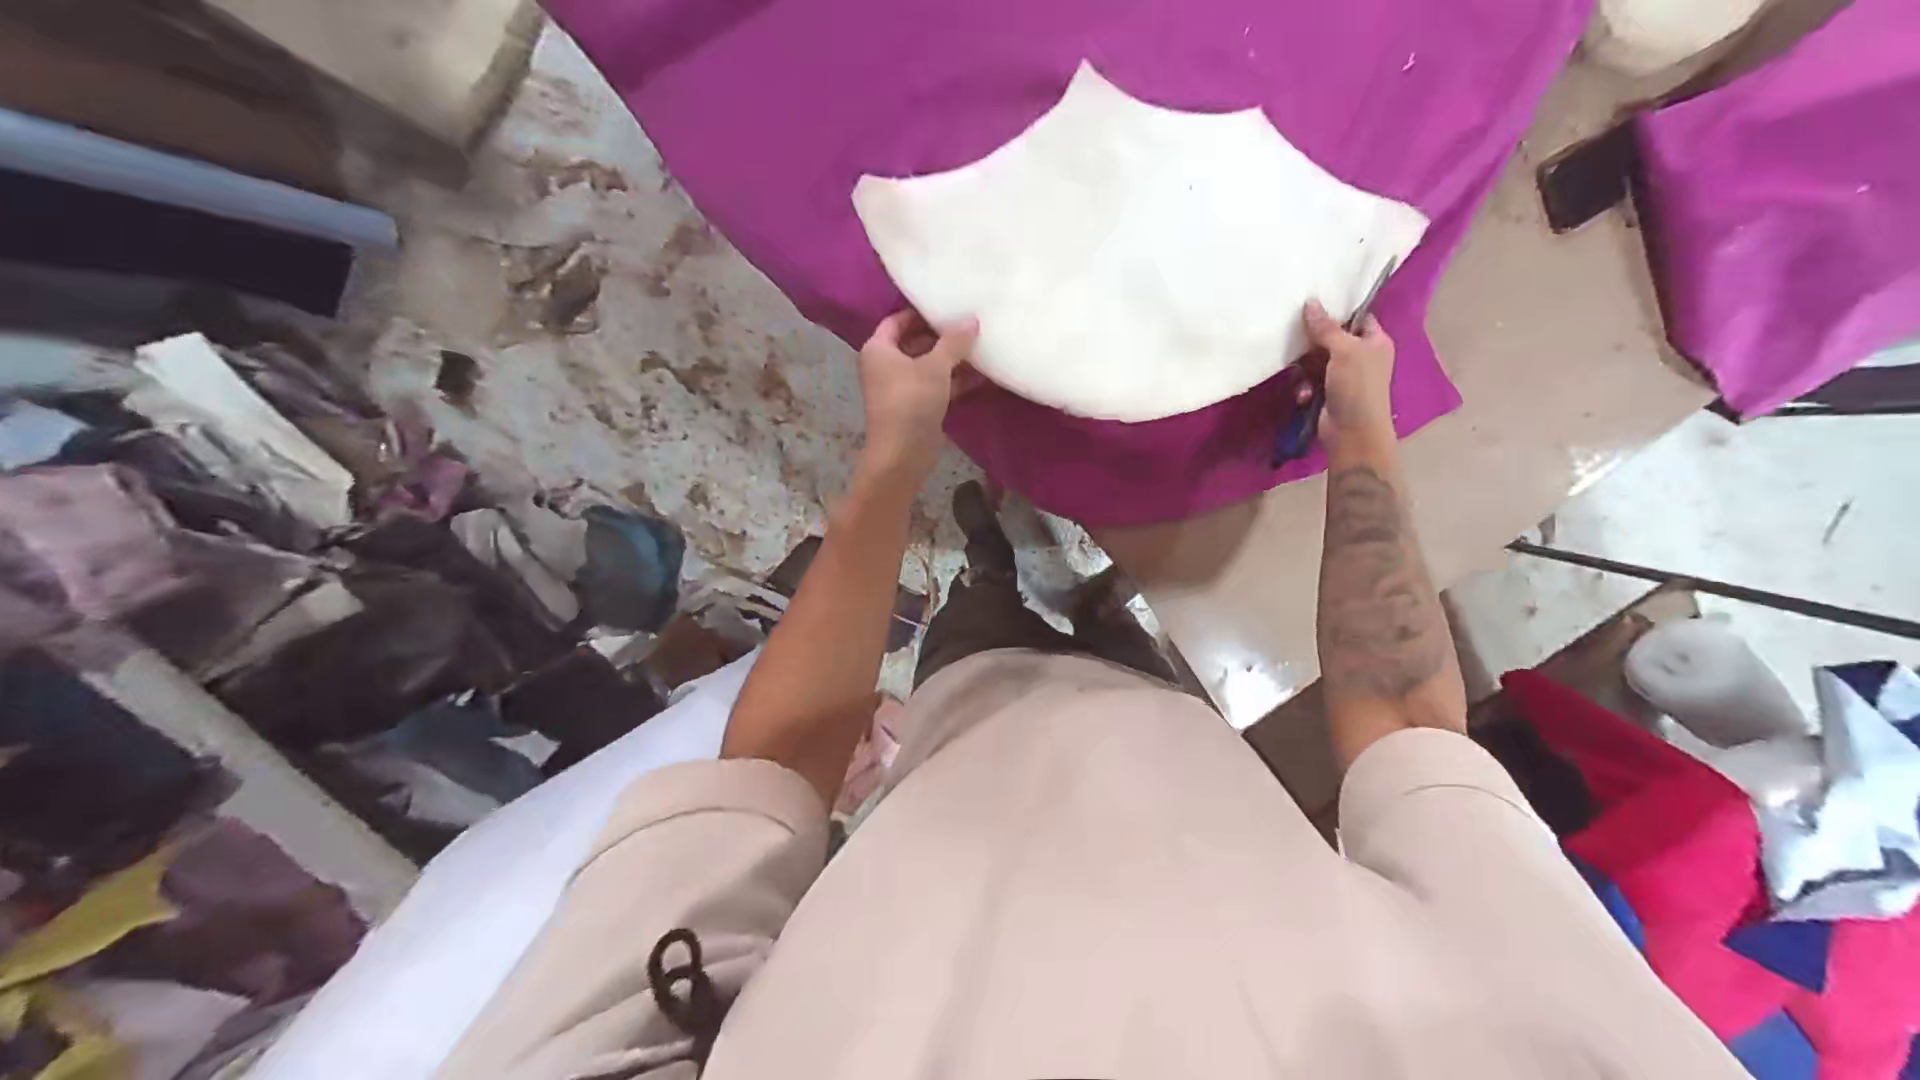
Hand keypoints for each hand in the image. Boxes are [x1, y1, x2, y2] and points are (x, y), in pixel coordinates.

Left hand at [854, 310, 980, 490]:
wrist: (903, 454)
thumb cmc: (911, 401)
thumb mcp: (935, 366)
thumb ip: (954, 342)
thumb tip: (972, 320)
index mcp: (879, 349)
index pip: (897, 320)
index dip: (920, 312)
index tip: (946, 306)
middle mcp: (886, 366)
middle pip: (915, 342)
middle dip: (942, 336)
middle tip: (970, 324)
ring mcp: (902, 388)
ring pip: (929, 365)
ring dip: (952, 359)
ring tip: (982, 345)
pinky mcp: (917, 407)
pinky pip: (937, 385)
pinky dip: (955, 380)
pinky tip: (982, 374)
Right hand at [1304, 299, 1394, 448]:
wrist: (1352, 431)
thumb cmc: (1356, 386)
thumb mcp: (1344, 351)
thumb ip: (1326, 327)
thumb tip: (1310, 302)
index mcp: (1374, 341)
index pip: (1357, 317)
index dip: (1338, 313)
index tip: (1313, 309)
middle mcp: (1360, 356)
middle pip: (1329, 339)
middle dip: (1311, 345)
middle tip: (1298, 345)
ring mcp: (1342, 375)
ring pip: (1313, 360)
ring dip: (1303, 371)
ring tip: (1302, 380)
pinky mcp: (1325, 392)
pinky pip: (1308, 380)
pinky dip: (1303, 387)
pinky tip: (1304, 396)